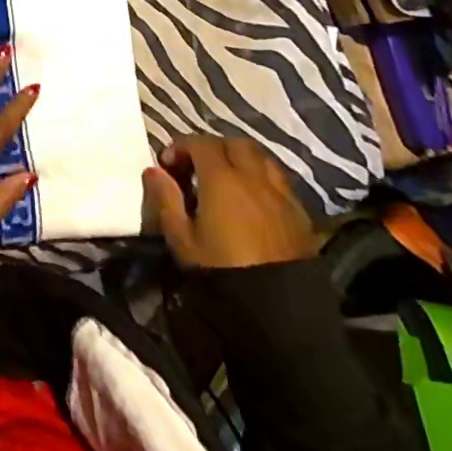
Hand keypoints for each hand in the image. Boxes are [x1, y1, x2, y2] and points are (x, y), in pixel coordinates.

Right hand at [143, 136, 319, 268]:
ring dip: (241, 158)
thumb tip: (153, 170)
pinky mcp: (298, 210)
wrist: (277, 307)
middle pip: (234, 144)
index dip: (181, 146)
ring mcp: (280, 191)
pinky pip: (278, 179)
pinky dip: (262, 176)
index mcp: (222, 179)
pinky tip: (254, 197)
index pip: (201, 144)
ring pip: (261, 157)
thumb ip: (166, 200)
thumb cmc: (221, 270)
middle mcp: (254, 176)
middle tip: (198, 166)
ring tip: (228, 177)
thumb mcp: (182, 240)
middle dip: (213, 147)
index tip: (168, 163)